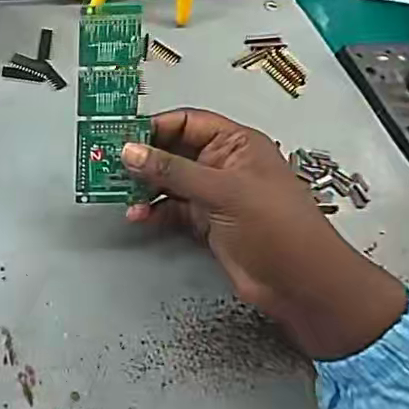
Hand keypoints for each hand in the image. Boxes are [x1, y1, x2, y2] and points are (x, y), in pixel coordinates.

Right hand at [122, 108, 406, 358]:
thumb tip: (131, 151)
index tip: (120, 135)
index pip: (187, 123)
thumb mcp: (223, 191)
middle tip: (108, 163)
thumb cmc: (277, 227)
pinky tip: (137, 215)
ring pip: (168, 181)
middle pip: (173, 151)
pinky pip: (171, 209)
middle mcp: (223, 164)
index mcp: (236, 143)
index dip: (154, 127)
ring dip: (144, 186)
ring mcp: (214, 194)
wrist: (301, 284)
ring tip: (116, 190)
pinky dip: (153, 210)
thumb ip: (173, 170)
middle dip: (142, 157)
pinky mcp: (206, 222)